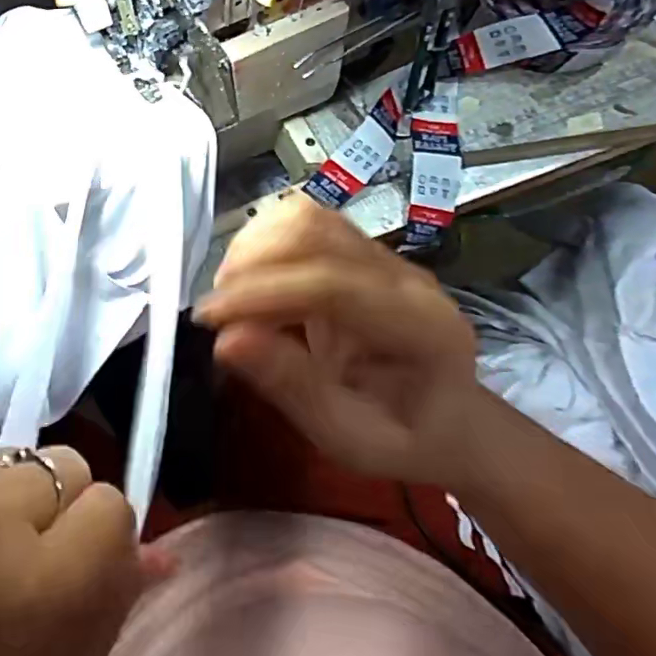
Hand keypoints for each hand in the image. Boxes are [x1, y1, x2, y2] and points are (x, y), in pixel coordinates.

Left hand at [0, 447, 145, 655]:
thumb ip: (108, 608)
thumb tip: (157, 552)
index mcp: (38, 587)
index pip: (114, 505)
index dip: (104, 543)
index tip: (81, 573)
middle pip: (69, 462)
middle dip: (61, 511)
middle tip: (29, 566)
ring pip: (16, 459)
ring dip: (12, 501)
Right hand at [195, 194, 486, 484]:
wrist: (447, 419)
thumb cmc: (403, 440)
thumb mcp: (351, 440)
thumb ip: (295, 389)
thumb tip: (227, 340)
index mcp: (420, 326)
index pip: (331, 284)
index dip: (260, 293)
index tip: (208, 319)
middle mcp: (404, 276)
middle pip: (314, 232)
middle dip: (249, 264)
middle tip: (219, 312)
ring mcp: (383, 254)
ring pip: (304, 216)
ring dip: (252, 247)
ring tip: (232, 294)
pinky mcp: (358, 247)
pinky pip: (302, 220)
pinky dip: (262, 241)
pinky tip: (252, 281)